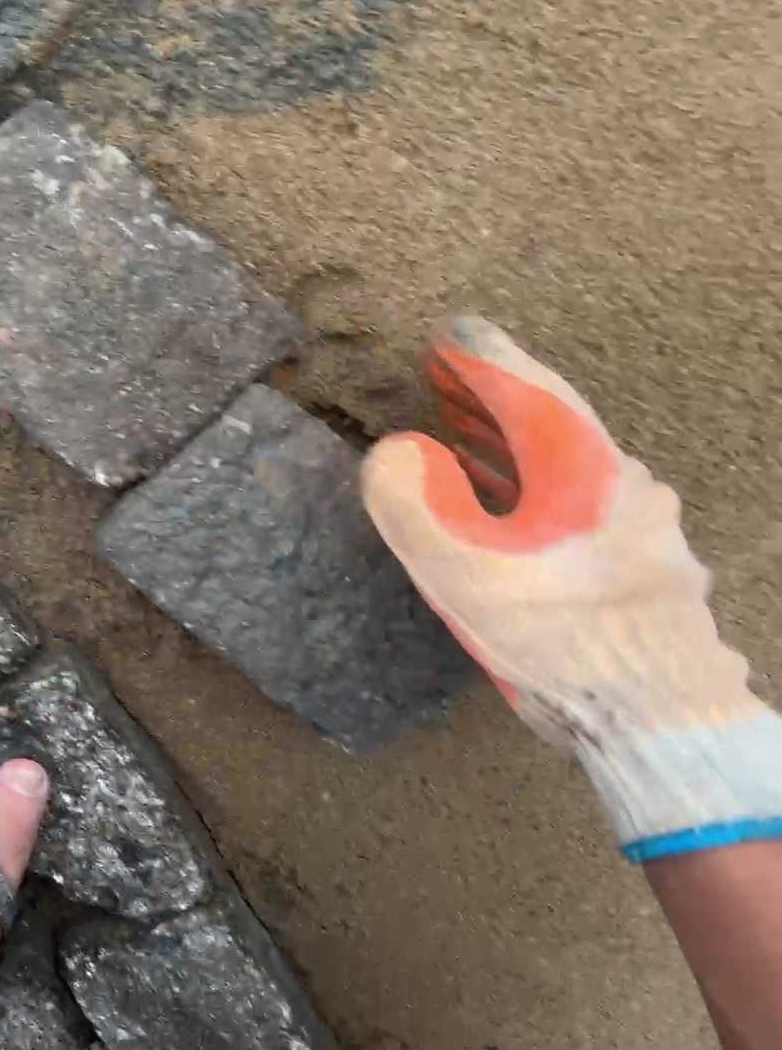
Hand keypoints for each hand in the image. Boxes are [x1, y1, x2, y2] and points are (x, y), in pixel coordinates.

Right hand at [362, 316, 781, 860]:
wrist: (653, 715)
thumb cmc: (551, 635)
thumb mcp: (458, 570)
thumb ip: (413, 502)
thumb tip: (395, 450)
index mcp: (584, 476)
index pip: (532, 396)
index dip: (488, 361)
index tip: (453, 334)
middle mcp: (624, 487)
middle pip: (551, 423)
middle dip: (494, 397)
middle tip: (446, 376)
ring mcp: (640, 526)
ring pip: (567, 464)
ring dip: (510, 442)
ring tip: (461, 434)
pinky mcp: (638, 561)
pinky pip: (578, 499)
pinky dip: (533, 483)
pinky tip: (507, 502)